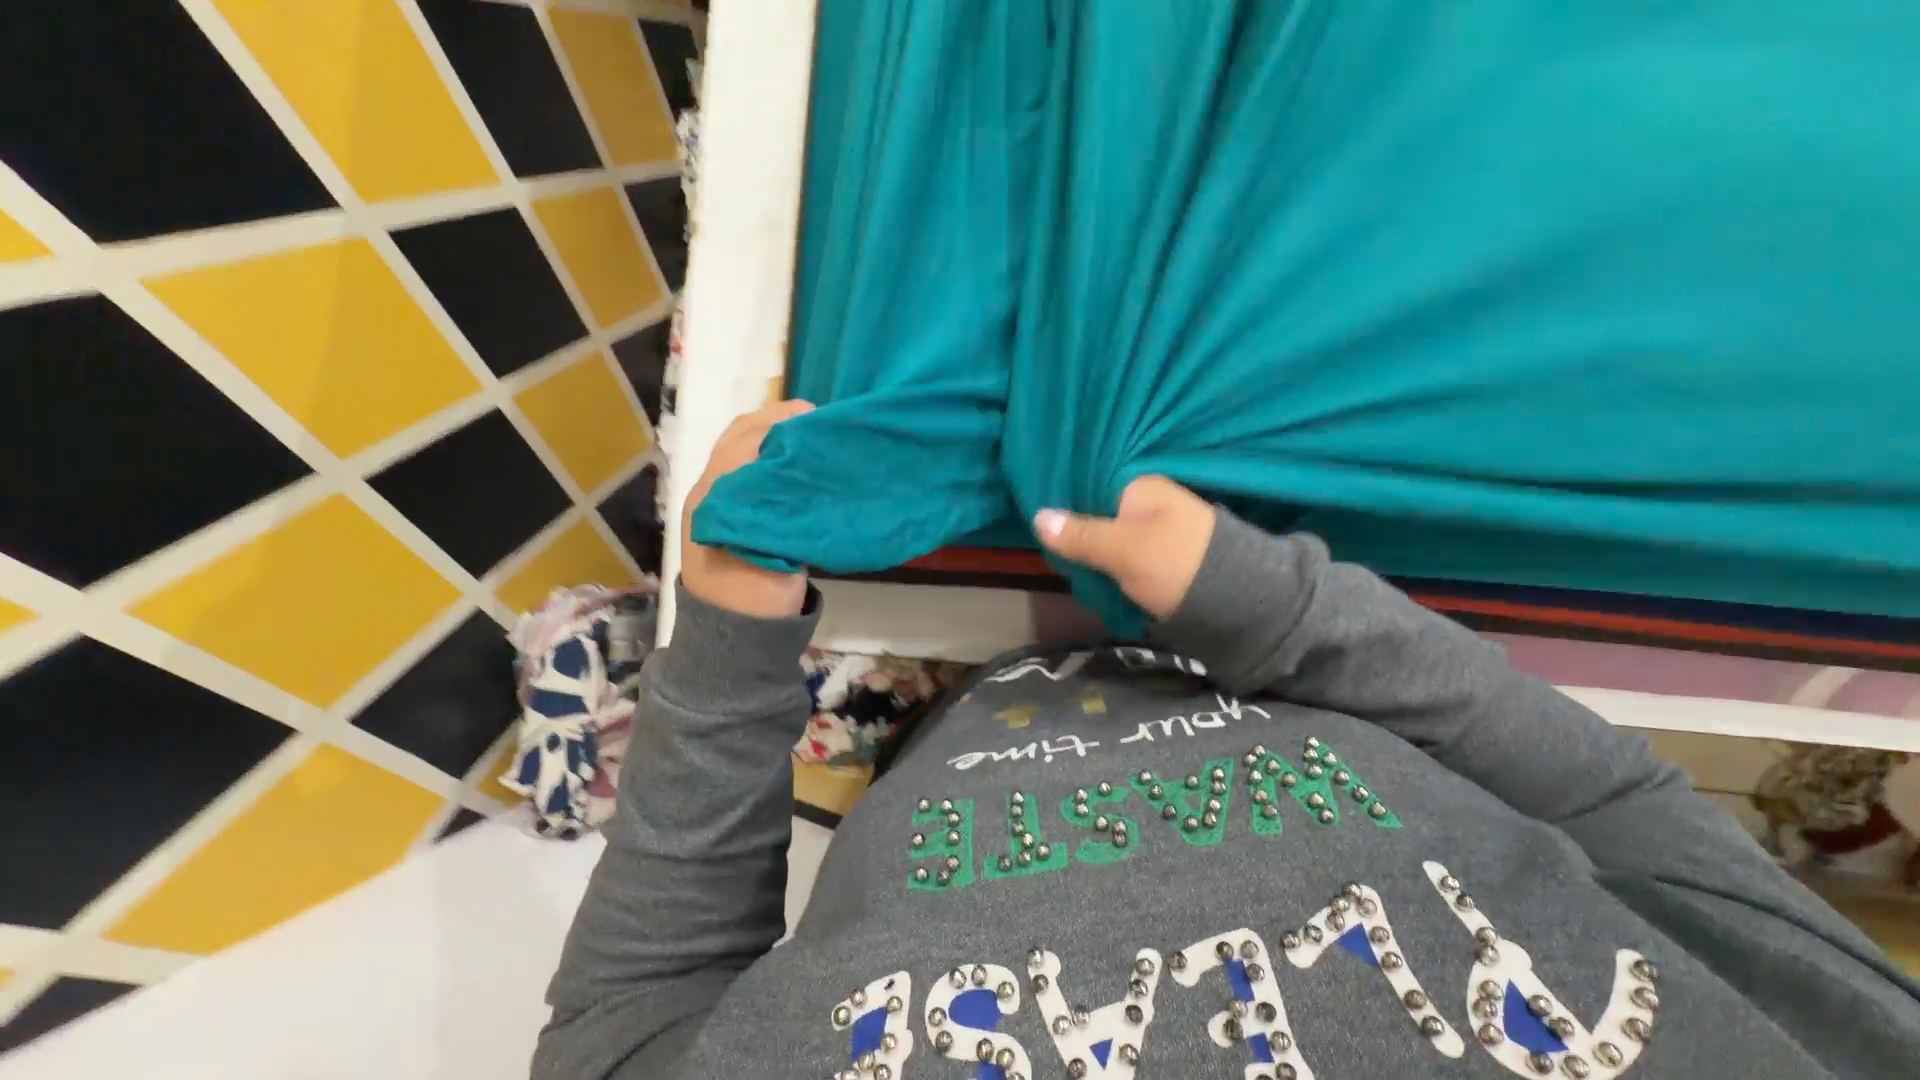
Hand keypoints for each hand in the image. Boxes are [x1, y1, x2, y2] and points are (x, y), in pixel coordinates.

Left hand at [680, 400, 814, 617]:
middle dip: (774, 424)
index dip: (779, 420)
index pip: (744, 437)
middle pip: (739, 439)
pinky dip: (769, 462)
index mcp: (715, 495)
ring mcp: (715, 506)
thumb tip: (806, 463)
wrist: (733, 639)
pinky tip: (795, 469)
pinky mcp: (727, 520)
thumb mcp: (777, 544)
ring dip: (771, 441)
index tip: (814, 417)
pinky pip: (746, 476)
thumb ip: (785, 499)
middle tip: (813, 424)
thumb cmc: (756, 593)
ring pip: (742, 455)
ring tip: (807, 442)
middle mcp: (709, 493)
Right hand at [1033, 476, 1215, 619]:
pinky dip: (1107, 564)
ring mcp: (1158, 531)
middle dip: (1077, 532)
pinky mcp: (1161, 558)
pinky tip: (1088, 574)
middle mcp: (1150, 503)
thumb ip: (1081, 534)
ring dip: (1091, 552)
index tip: (1042, 523)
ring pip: (1109, 536)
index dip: (1066, 502)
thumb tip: (1038, 516)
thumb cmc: (1176, 564)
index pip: (1092, 484)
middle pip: (1099, 513)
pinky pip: (1122, 555)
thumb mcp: (1123, 549)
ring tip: (1063, 564)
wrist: (1235, 606)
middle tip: (1050, 551)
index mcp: (1143, 487)